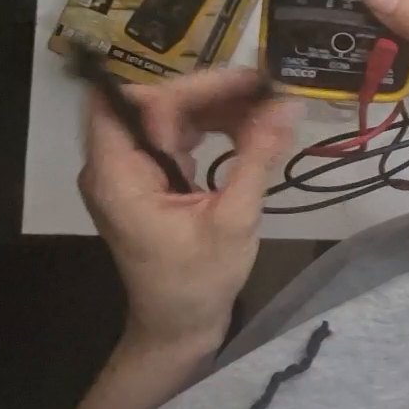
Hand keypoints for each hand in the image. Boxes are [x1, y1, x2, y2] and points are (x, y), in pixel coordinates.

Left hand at [77, 69, 300, 349]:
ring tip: (271, 107)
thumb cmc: (198, 279)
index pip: (135, 103)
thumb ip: (257, 158)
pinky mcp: (155, 181)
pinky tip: (254, 130)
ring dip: (221, 108)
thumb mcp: (234, 218)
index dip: (186, 85)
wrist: (179, 325)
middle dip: (214, 93)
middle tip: (270, 90)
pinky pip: (182, 139)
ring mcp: (136, 173)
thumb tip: (289, 107)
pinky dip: (218, 129)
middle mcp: (119, 165)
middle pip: (158, 105)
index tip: (242, 83)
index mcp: (121, 175)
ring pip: (173, 118)